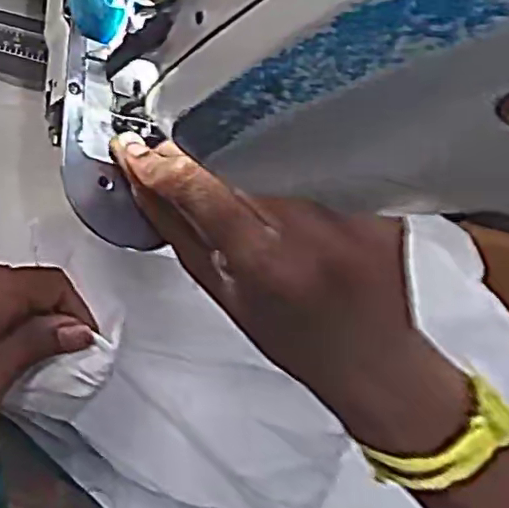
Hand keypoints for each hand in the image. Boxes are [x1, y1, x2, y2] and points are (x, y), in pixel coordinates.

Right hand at [112, 137, 469, 454]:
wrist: (377, 362)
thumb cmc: (295, 336)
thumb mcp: (214, 284)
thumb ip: (171, 222)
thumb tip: (135, 175)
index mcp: (266, 262)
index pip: (194, 184)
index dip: (152, 161)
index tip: (132, 150)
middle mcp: (313, 234)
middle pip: (228, 154)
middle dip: (184, 149)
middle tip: (167, 155)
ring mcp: (350, 214)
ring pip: (264, 148)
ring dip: (224, 146)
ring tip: (213, 162)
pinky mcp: (374, 201)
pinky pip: (305, 155)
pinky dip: (270, 153)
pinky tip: (261, 168)